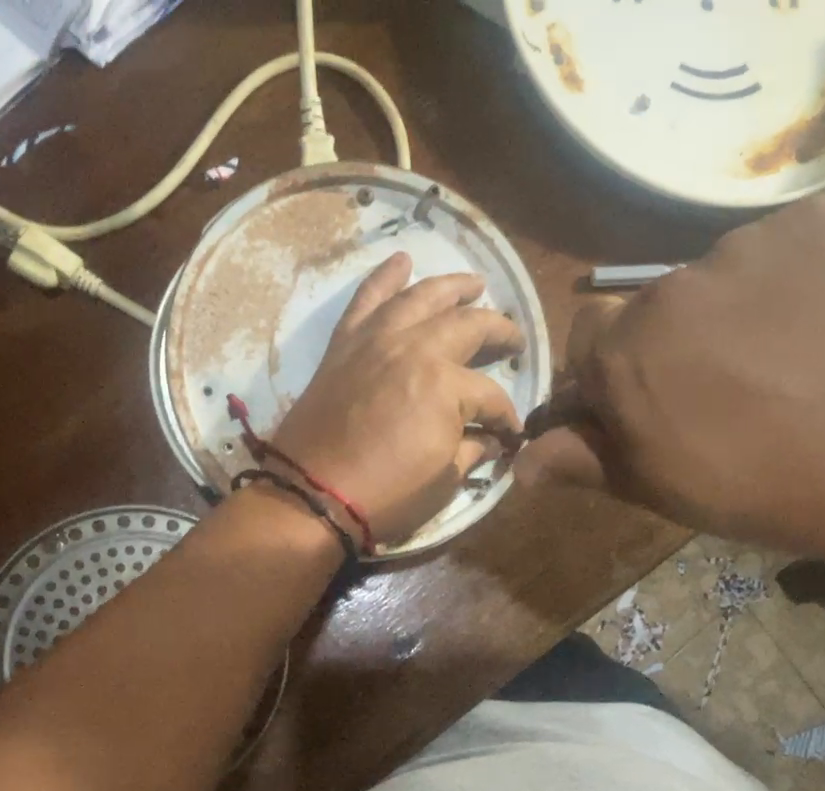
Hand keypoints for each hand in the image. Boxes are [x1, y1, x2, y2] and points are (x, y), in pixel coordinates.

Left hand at [269, 253, 524, 545]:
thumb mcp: (444, 481)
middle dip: (497, 331)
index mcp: (447, 385)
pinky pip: (366, 299)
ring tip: (474, 283)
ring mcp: (376, 340)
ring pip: (420, 297)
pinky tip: (402, 260)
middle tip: (513, 337)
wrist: (312, 496)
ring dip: (452, 286)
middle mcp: (415, 348)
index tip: (512, 433)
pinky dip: (384, 277)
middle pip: (467, 327)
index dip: (506, 416)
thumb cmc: (386, 495)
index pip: (492, 395)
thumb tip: (491, 440)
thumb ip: (472, 451)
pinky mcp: (345, 344)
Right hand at [518, 193, 824, 559]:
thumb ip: (591, 462)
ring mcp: (751, 244)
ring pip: (728, 271)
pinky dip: (812, 276)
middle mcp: (671, 287)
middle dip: (684, 340)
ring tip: (809, 358)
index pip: (591, 341)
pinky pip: (797, 243)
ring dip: (748, 305)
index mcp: (624, 355)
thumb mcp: (672, 491)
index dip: (623, 373)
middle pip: (658, 305)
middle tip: (745, 389)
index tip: (665, 404)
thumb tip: (521, 461)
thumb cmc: (782, 492)